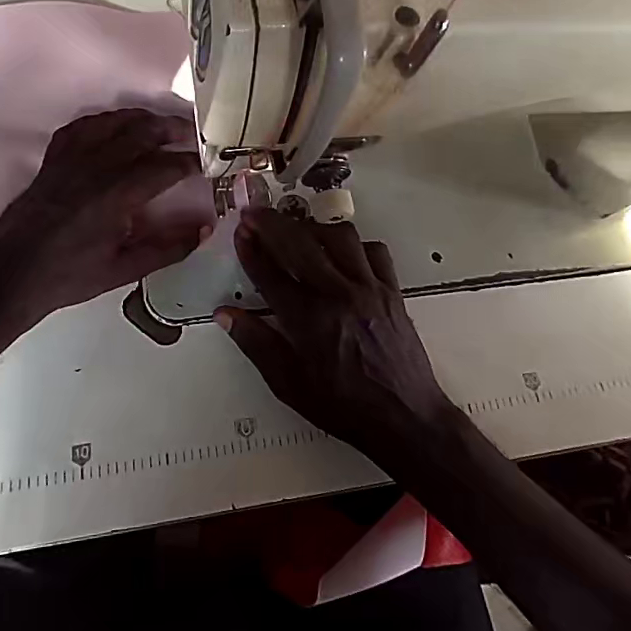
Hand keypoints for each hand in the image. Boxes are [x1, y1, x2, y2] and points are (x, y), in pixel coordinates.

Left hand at [0, 108, 212, 322]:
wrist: (12, 274)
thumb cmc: (69, 277)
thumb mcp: (124, 269)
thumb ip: (168, 248)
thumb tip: (204, 229)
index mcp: (116, 195)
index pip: (164, 167)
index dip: (190, 162)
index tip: (207, 164)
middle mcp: (94, 167)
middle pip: (142, 132)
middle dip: (173, 129)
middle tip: (193, 135)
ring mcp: (70, 159)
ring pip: (113, 122)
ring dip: (142, 119)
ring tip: (162, 126)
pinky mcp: (53, 160)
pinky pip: (82, 127)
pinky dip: (105, 122)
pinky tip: (115, 128)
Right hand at [216, 208, 463, 457]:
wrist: (405, 418)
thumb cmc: (342, 406)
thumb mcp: (289, 384)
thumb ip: (256, 344)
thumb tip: (225, 315)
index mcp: (308, 319)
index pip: (271, 273)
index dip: (251, 249)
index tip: (239, 231)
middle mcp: (338, 294)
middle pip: (299, 244)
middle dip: (272, 224)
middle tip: (254, 212)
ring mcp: (370, 288)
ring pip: (339, 237)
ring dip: (312, 228)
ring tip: (296, 229)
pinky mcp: (393, 291)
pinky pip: (374, 252)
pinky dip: (354, 245)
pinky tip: (342, 252)